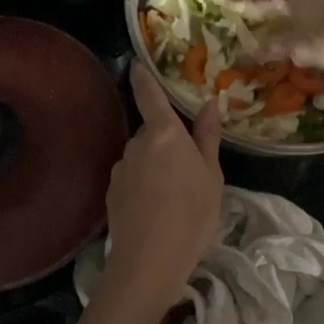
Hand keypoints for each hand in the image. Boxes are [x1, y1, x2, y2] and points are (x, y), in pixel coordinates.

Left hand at [101, 62, 223, 311]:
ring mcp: (121, 168)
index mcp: (164, 133)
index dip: (143, 76)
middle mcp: (136, 144)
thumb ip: (207, 137)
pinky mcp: (112, 192)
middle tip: (189, 170)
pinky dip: (144, 186)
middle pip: (151, 132)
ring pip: (141, 158)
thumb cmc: (192, 214)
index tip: (137, 63)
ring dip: (155, 166)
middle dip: (166, 142)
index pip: (149, 94)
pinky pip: (132, 179)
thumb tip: (209, 103)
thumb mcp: (212, 176)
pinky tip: (157, 210)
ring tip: (175, 197)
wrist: (150, 260)